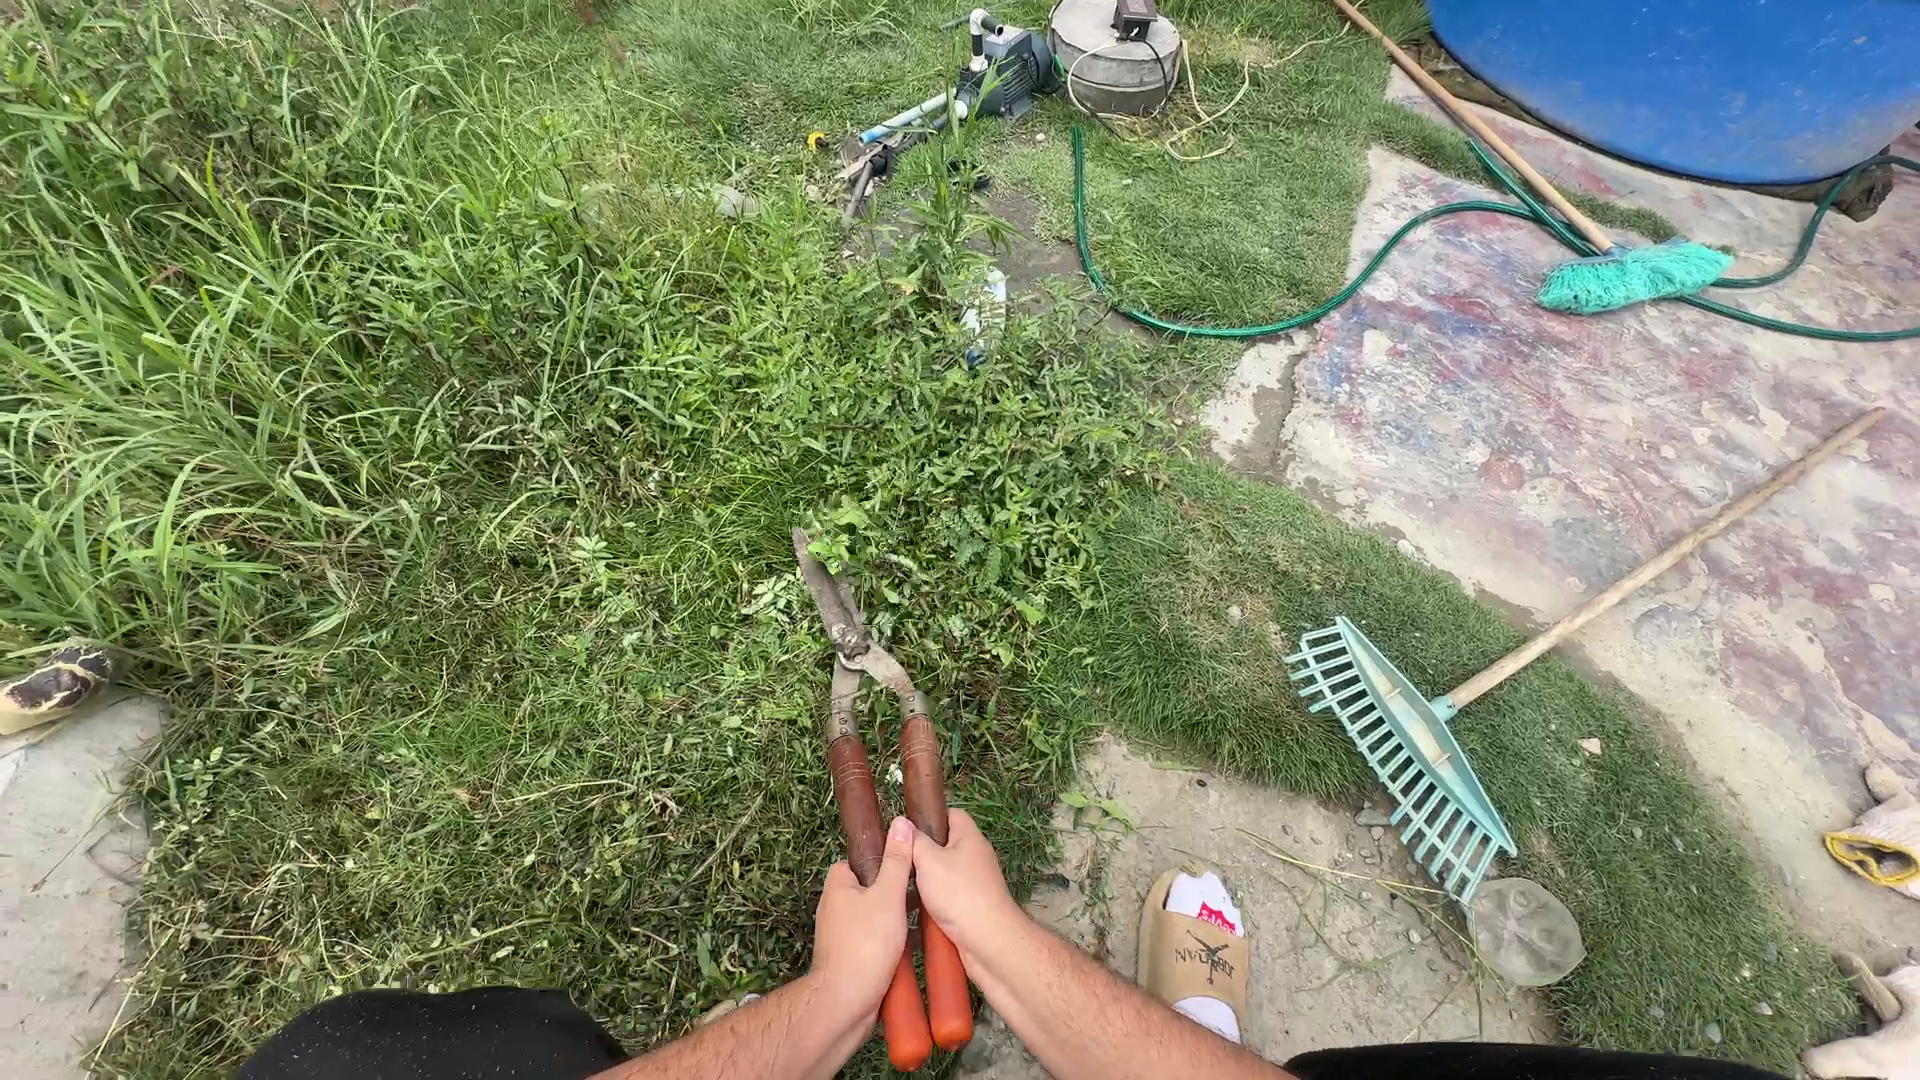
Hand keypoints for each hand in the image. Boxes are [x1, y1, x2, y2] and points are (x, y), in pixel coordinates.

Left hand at [809, 815, 913, 1019]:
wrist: (845, 1006)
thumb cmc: (866, 945)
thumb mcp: (888, 895)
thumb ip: (897, 860)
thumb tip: (901, 822)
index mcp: (838, 884)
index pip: (863, 859)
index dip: (887, 860)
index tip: (912, 865)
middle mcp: (835, 905)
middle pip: (872, 887)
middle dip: (897, 892)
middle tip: (923, 893)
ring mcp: (841, 934)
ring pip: (876, 915)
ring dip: (898, 918)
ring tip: (926, 919)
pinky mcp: (850, 957)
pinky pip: (875, 939)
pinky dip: (893, 940)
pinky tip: (916, 945)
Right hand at [910, 808, 1021, 961]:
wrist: (987, 940)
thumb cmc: (958, 893)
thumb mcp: (929, 860)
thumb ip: (915, 840)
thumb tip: (903, 824)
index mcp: (969, 836)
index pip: (950, 814)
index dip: (929, 816)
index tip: (907, 829)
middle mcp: (976, 855)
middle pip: (946, 844)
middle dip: (923, 851)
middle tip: (900, 858)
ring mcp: (976, 881)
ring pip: (945, 871)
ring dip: (927, 878)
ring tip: (902, 882)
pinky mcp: (973, 904)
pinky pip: (950, 894)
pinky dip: (935, 898)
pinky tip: (916, 906)